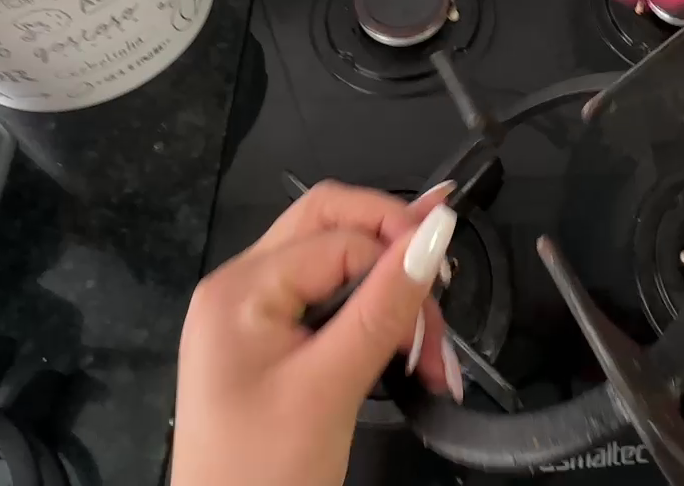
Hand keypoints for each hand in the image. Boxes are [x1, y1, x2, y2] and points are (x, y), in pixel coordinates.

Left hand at [172, 181, 463, 485]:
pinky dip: (374, 315)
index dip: (397, 255)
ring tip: (429, 346)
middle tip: (438, 291)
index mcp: (241, 287)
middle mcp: (242, 283)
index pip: (340, 236)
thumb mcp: (331, 388)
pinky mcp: (270, 337)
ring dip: (391, 291)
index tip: (442, 300)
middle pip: (332, 224)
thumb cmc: (266, 478)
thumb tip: (438, 225)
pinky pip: (332, 297)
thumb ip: (386, 304)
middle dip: (393, 252)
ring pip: (339, 259)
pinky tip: (405, 343)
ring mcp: (254, 309)